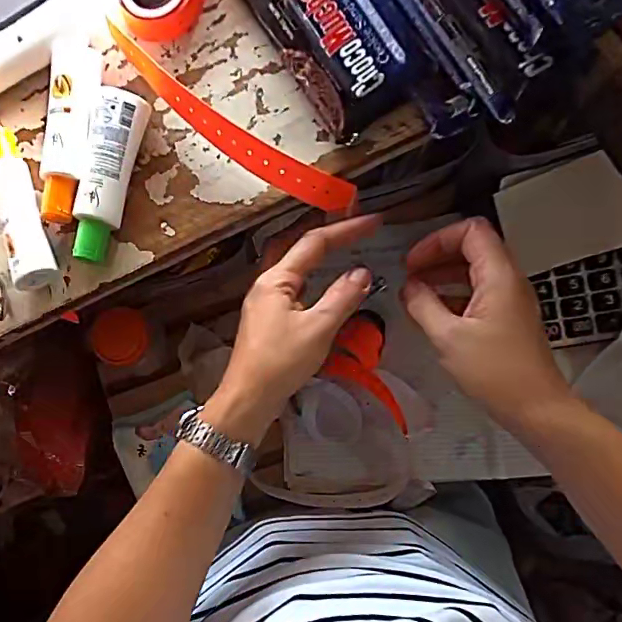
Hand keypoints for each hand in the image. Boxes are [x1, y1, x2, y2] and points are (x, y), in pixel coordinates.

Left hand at [208, 215, 381, 440]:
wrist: (248, 399)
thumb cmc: (279, 363)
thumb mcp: (318, 329)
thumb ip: (342, 297)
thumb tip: (362, 273)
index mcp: (276, 280)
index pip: (314, 243)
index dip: (346, 230)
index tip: (373, 222)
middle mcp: (267, 285)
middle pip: (302, 250)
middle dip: (331, 236)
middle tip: (359, 228)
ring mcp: (265, 302)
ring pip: (298, 269)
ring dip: (322, 257)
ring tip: (348, 248)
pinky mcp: (268, 320)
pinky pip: (296, 289)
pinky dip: (316, 280)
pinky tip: (328, 287)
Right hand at [400, 217, 580, 429]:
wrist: (535, 406)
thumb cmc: (497, 374)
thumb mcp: (448, 338)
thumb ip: (423, 306)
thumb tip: (409, 288)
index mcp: (499, 277)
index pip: (470, 231)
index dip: (436, 240)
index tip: (413, 262)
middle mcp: (509, 282)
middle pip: (472, 248)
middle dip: (436, 257)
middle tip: (410, 275)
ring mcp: (510, 300)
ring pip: (473, 272)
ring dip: (442, 277)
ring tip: (415, 294)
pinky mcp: (507, 319)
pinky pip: (478, 294)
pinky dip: (453, 296)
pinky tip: (433, 314)